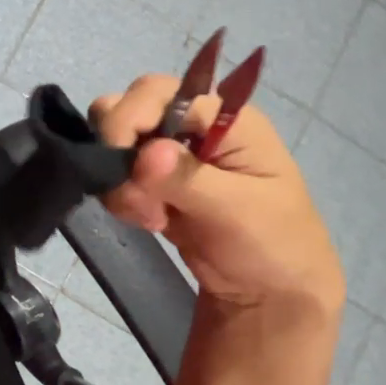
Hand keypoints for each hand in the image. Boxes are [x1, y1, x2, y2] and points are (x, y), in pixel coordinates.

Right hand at [89, 75, 342, 311]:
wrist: (267, 292)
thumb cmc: (272, 245)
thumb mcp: (237, 211)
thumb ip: (188, 179)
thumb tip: (146, 154)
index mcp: (225, 117)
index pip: (157, 92)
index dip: (128, 120)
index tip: (122, 166)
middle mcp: (192, 126)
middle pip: (126, 109)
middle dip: (118, 152)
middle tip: (139, 198)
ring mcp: (171, 154)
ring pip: (114, 144)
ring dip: (118, 182)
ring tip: (152, 217)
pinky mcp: (153, 182)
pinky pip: (117, 175)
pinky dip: (121, 198)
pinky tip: (151, 222)